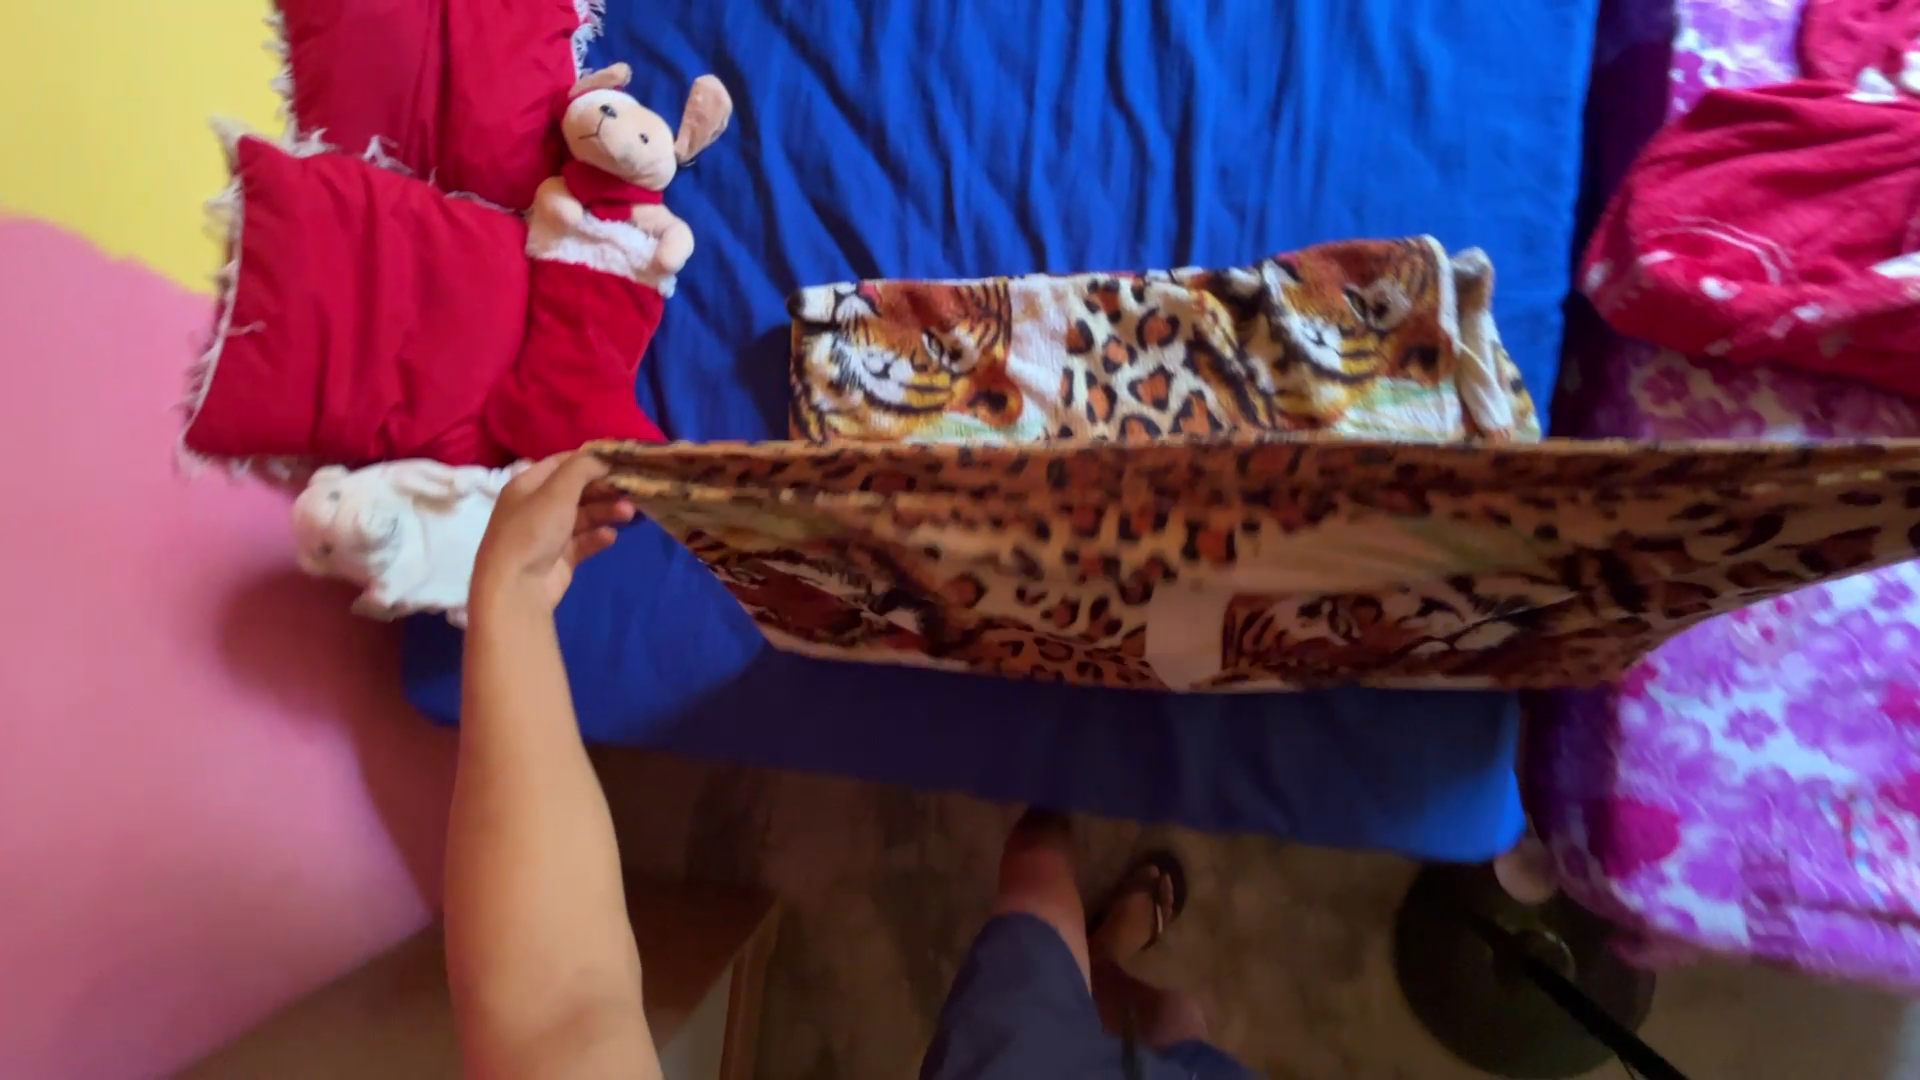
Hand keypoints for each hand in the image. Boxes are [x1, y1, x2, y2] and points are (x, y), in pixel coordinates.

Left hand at [471, 452, 634, 612]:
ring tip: (630, 514)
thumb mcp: (558, 491)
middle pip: (577, 490)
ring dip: (607, 512)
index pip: (560, 463)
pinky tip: (610, 536)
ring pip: (585, 516)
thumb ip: (582, 468)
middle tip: (632, 489)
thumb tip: (603, 459)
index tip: (619, 459)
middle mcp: (537, 507)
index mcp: (528, 486)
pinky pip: (584, 541)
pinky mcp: (561, 557)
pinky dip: (599, 536)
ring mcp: (549, 533)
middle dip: (605, 489)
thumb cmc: (533, 530)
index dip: (589, 459)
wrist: (516, 586)